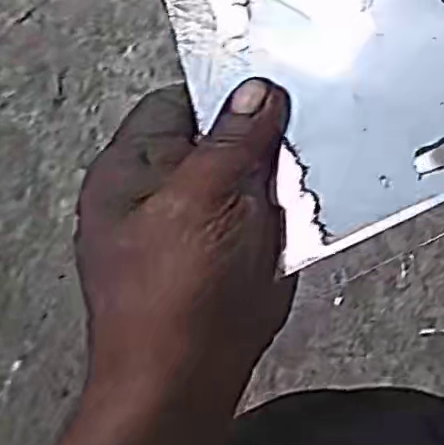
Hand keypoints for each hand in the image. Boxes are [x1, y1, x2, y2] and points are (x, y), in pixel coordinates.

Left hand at [75, 79, 295, 408]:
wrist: (196, 362)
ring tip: (302, 171)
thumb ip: (232, 141)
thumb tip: (256, 90)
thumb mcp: (200, 200)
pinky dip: (301, 187)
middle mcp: (172, 182)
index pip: (182, 100)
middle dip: (270, 127)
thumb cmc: (172, 294)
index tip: (275, 82)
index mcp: (135, 170)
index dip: (226, 89)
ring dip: (290, 161)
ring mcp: (213, 205)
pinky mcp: (249, 226)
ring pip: (264, 158)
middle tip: (297, 131)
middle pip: (232, 127)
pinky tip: (308, 196)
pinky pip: (283, 189)